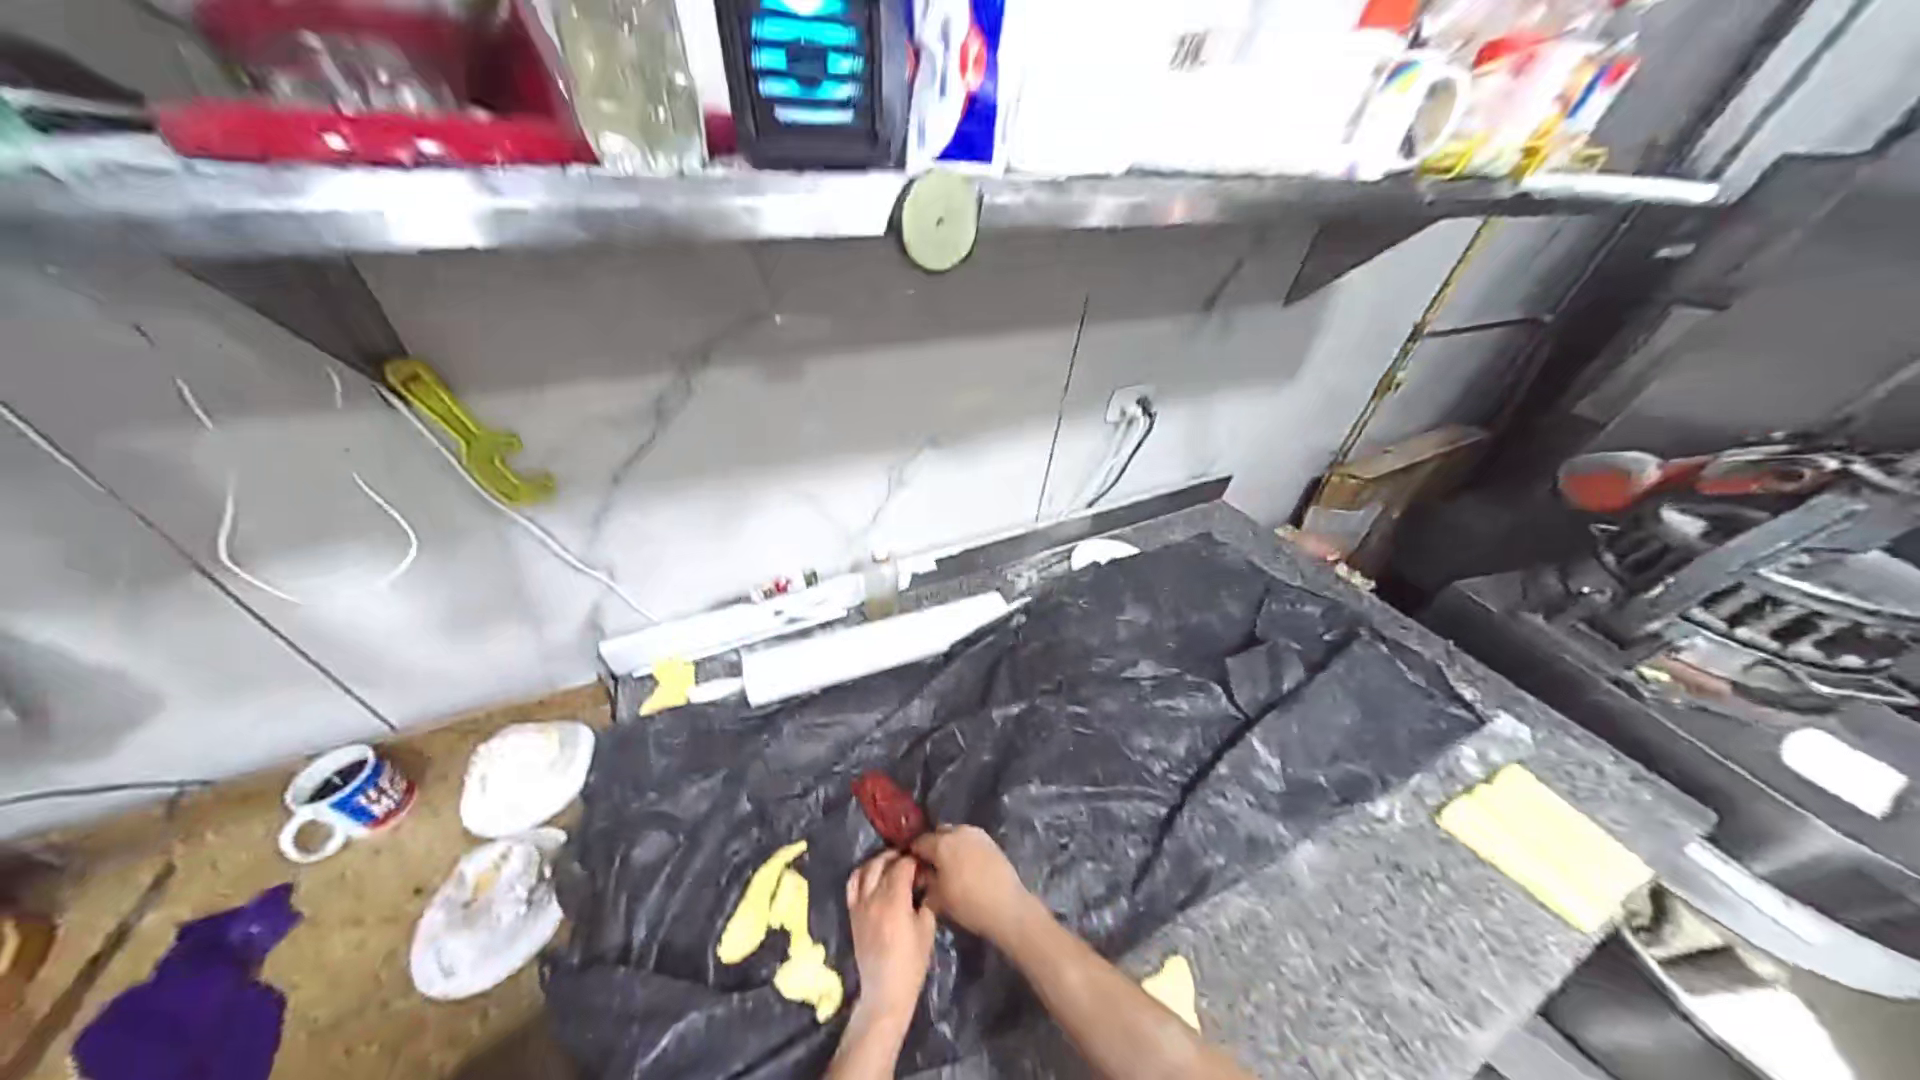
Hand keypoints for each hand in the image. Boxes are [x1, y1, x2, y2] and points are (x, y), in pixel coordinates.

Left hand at [846, 851, 935, 1025]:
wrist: (885, 991)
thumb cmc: (911, 963)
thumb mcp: (927, 929)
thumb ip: (927, 900)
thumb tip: (925, 882)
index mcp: (894, 899)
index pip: (903, 865)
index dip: (914, 860)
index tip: (924, 863)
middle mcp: (874, 897)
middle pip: (882, 862)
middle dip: (897, 856)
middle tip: (910, 859)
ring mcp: (859, 904)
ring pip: (865, 869)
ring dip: (878, 861)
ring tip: (891, 863)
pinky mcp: (852, 913)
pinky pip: (852, 884)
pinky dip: (862, 874)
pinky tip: (872, 875)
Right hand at [910, 825, 1034, 942]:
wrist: (1007, 905)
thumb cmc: (968, 903)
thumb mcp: (938, 898)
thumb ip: (926, 881)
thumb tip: (921, 874)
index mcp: (942, 843)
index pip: (919, 842)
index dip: (913, 854)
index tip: (912, 867)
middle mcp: (958, 831)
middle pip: (938, 834)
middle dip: (932, 846)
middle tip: (932, 867)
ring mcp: (976, 833)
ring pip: (955, 834)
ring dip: (949, 846)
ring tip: (951, 866)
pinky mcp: (990, 840)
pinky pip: (969, 839)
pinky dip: (964, 848)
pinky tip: (967, 866)